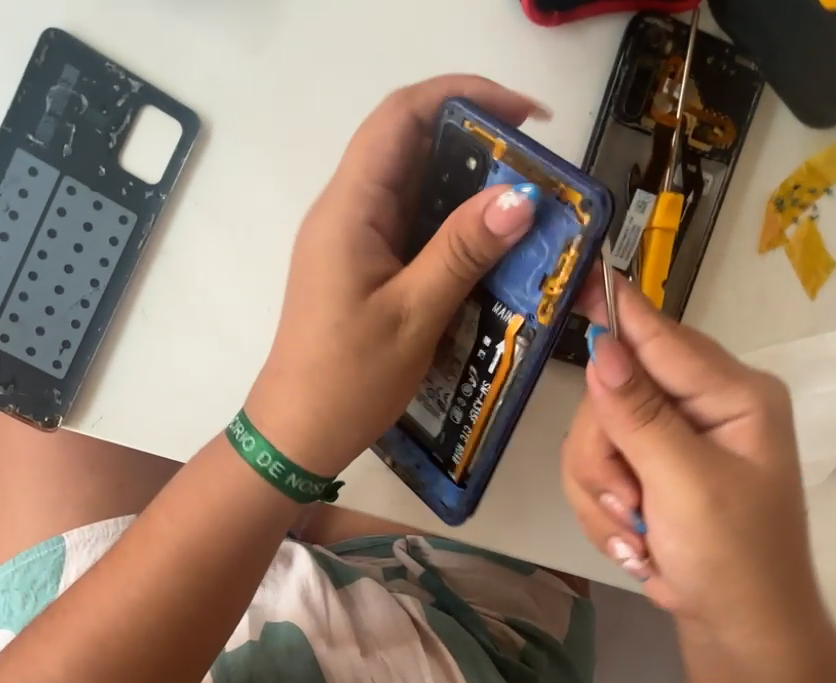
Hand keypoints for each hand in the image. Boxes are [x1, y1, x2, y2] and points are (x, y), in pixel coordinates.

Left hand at [242, 76, 546, 475]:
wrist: (298, 433)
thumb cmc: (348, 380)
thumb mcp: (413, 315)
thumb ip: (463, 251)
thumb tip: (521, 195)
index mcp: (349, 210)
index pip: (401, 116)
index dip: (464, 97)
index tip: (525, 118)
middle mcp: (346, 212)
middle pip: (409, 144)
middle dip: (476, 142)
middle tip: (537, 169)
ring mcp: (351, 240)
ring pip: (412, 186)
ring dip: (467, 185)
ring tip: (525, 204)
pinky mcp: (360, 267)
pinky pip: (409, 226)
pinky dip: (450, 224)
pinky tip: (489, 244)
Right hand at [561, 271, 826, 648]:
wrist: (737, 627)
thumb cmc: (732, 555)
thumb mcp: (686, 483)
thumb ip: (640, 416)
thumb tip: (603, 348)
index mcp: (733, 396)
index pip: (664, 340)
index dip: (621, 312)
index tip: (583, 273)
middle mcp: (700, 408)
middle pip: (612, 399)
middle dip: (605, 459)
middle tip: (627, 505)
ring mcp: (672, 443)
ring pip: (594, 440)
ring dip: (602, 494)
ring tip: (636, 535)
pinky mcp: (650, 473)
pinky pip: (595, 473)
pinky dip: (604, 511)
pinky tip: (635, 540)